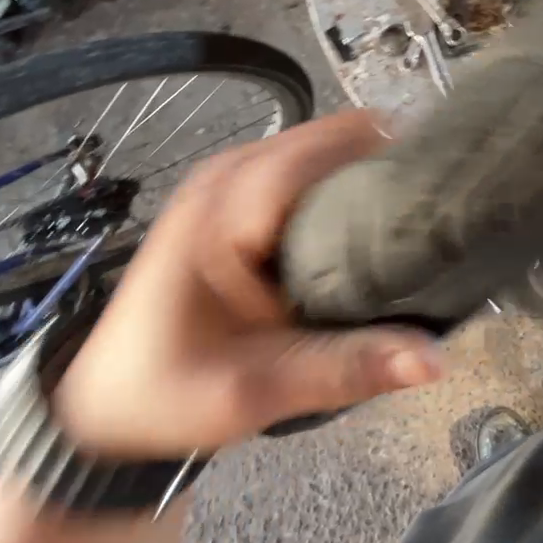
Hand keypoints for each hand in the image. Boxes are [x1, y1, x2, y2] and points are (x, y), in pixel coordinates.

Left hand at [50, 111, 444, 458]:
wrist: (108, 406)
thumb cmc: (171, 395)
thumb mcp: (258, 391)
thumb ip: (345, 369)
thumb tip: (433, 359)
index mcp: (221, 210)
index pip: (320, 156)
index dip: (381, 169)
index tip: (435, 200)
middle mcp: (225, 174)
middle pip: (328, 136)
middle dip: (381, 165)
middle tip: (428, 214)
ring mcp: (228, 174)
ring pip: (321, 140)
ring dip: (366, 168)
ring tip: (407, 215)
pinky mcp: (235, 186)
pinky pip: (307, 157)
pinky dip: (343, 175)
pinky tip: (366, 218)